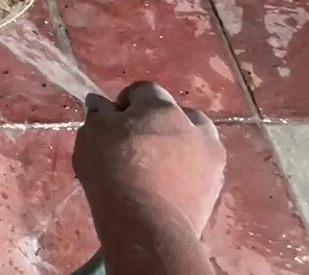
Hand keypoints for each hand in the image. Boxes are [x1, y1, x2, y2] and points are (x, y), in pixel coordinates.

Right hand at [74, 81, 225, 237]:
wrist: (145, 218)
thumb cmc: (112, 166)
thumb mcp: (92, 131)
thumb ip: (100, 113)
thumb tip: (102, 105)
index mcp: (163, 110)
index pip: (146, 89)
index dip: (127, 99)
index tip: (112, 117)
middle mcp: (195, 130)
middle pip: (181, 113)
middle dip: (162, 119)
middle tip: (137, 135)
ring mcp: (211, 160)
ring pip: (196, 140)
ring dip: (178, 142)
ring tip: (154, 159)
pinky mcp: (216, 187)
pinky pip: (200, 165)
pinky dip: (185, 166)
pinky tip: (164, 178)